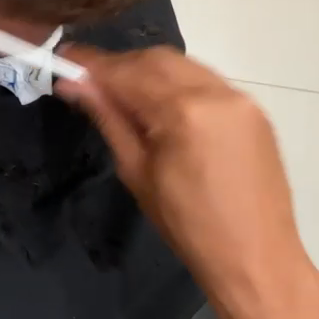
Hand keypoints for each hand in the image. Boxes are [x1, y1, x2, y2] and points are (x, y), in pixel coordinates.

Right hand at [59, 47, 309, 303]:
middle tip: (87, 81)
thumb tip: (72, 84)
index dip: (90, 64)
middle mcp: (216, 93)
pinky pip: (204, 80)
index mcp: (184, 112)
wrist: (256, 258)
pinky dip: (174, 82)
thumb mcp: (135, 171)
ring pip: (181, 65)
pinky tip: (157, 103)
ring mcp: (240, 98)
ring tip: (119, 92)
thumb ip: (107, 117)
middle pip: (155, 59)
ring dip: (145, 70)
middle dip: (118, 65)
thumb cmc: (186, 224)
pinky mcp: (253, 109)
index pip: (126, 72)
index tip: (62, 59)